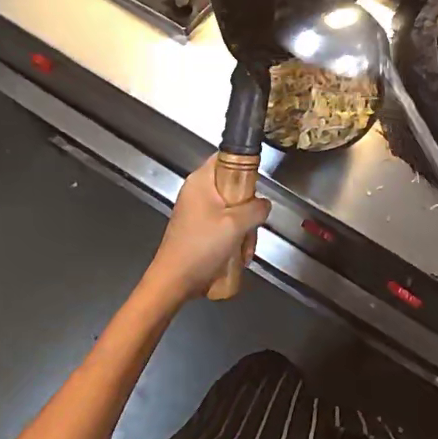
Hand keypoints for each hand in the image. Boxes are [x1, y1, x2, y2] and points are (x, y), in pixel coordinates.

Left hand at [145, 155, 271, 302]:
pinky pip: (224, 225)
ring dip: (244, 228)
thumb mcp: (236, 224)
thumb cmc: (201, 246)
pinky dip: (233, 238)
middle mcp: (197, 191)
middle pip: (234, 186)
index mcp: (201, 180)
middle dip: (248, 208)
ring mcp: (197, 211)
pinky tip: (236, 255)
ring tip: (243, 247)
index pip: (226, 156)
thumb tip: (264, 204)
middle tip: (251, 223)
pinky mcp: (198, 229)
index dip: (245, 164)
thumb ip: (256, 208)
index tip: (259, 181)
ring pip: (232, 209)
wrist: (173, 282)